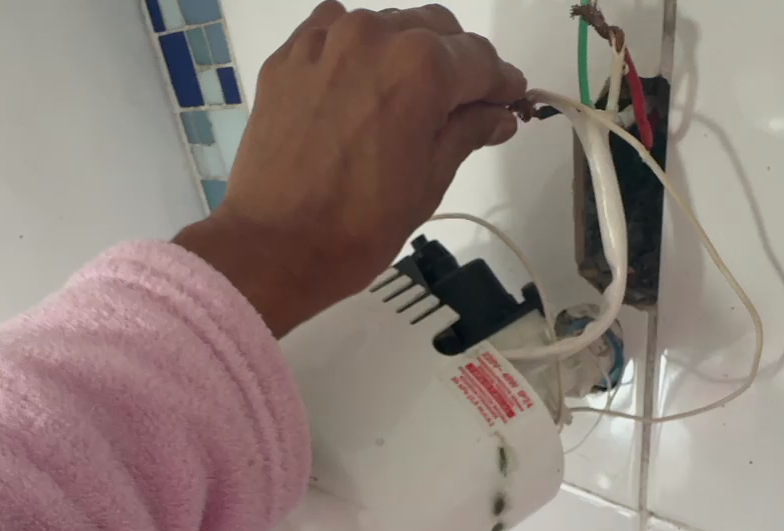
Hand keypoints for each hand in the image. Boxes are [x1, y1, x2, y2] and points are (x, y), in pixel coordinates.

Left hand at [174, 2, 526, 336]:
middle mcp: (374, 36)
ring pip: (385, 28)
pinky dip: (356, 54)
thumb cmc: (354, 232)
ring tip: (405, 102)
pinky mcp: (289, 59)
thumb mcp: (426, 187)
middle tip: (462, 105)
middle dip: (456, 65)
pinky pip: (335, 36)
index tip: (509, 100)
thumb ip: (465, 135)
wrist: (274, 249)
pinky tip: (358, 89)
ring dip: (405, 55)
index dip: (501, 84)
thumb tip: (497, 115)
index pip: (479, 61)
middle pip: (435, 32)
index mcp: (421, 69)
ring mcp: (325, 42)